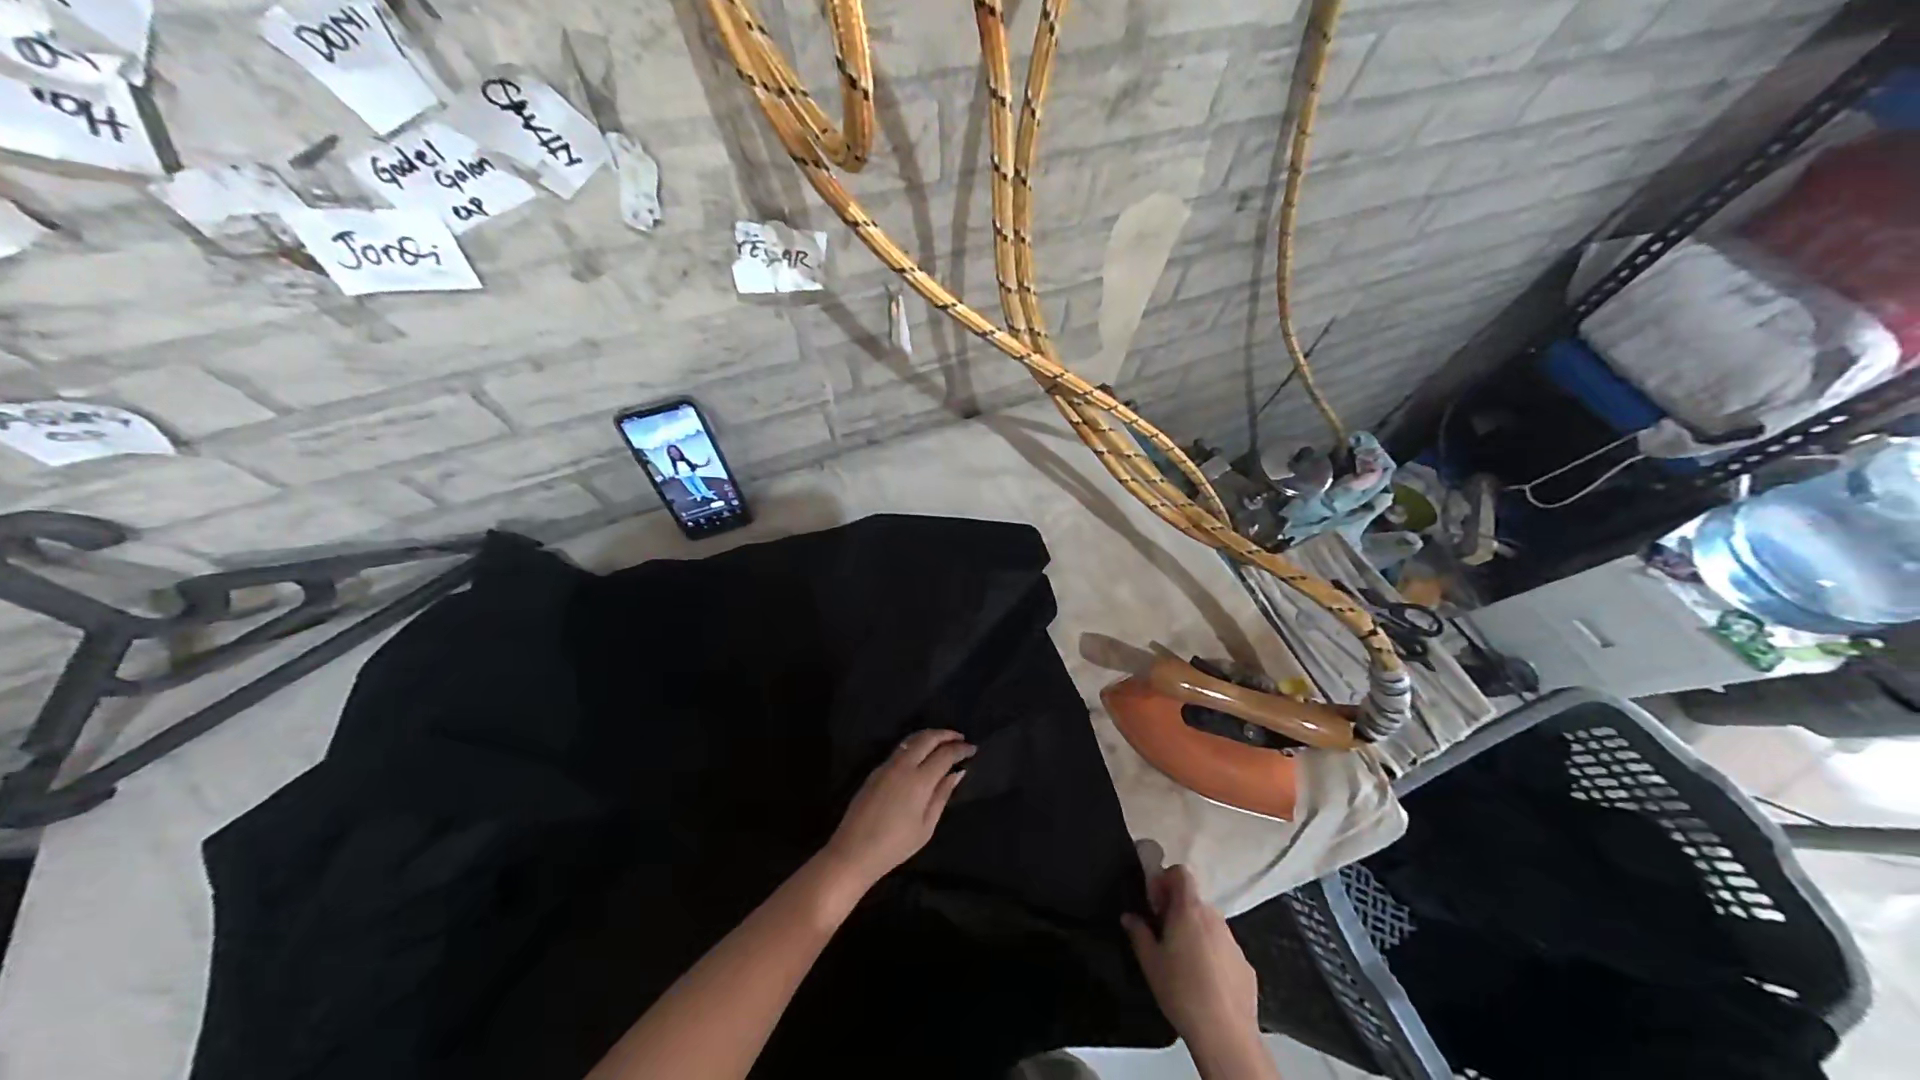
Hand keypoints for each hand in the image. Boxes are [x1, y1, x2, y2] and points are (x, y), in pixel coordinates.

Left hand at [820, 729, 973, 891]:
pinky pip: (900, 750)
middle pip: (927, 738)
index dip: (961, 749)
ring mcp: (886, 766)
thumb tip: (957, 773)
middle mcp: (902, 766)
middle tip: (960, 738)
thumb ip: (942, 795)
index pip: (945, 754)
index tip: (973, 748)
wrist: (853, 851)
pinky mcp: (875, 771)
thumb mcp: (926, 826)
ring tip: (943, 742)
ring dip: (929, 736)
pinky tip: (922, 754)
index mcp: (919, 780)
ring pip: (911, 740)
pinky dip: (915, 745)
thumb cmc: (895, 845)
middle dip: (946, 734)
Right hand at [1122, 864, 1263, 1069]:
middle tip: (1162, 934)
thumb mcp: (1150, 961)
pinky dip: (1211, 954)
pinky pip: (1223, 948)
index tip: (1154, 904)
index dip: (1165, 880)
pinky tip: (1204, 982)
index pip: (1181, 873)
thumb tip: (1129, 916)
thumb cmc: (1181, 990)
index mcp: (1190, 910)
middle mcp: (1215, 918)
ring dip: (1194, 931)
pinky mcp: (1245, 964)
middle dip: (1176, 910)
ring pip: (1209, 925)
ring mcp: (1233, 942)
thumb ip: (1138, 932)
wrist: (1225, 1033)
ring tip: (1182, 961)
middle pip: (1193, 900)